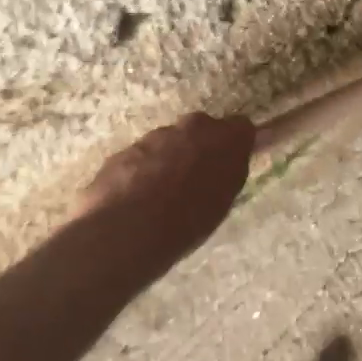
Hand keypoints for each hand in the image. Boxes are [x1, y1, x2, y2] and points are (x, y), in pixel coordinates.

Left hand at [76, 113, 255, 274]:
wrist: (127, 233)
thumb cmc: (190, 218)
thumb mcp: (226, 197)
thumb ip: (228, 171)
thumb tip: (225, 164)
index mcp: (229, 136)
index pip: (241, 128)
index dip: (233, 144)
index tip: (228, 161)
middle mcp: (195, 127)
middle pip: (200, 129)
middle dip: (197, 146)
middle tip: (193, 175)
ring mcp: (154, 138)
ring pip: (165, 143)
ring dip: (165, 159)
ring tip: (156, 192)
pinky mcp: (121, 153)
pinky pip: (136, 159)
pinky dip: (137, 173)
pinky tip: (132, 199)